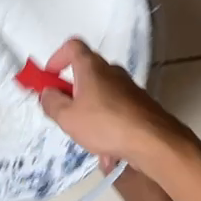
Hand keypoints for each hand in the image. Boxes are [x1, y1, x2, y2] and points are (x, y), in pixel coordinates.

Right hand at [38, 38, 184, 168]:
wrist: (152, 139)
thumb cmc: (105, 123)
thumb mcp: (68, 117)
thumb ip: (52, 103)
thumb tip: (47, 93)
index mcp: (91, 66)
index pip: (72, 46)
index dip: (57, 58)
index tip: (48, 77)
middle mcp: (111, 71)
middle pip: (86, 74)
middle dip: (73, 95)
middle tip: (66, 115)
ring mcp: (128, 87)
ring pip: (101, 97)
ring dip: (91, 117)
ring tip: (90, 143)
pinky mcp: (139, 104)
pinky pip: (116, 112)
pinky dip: (108, 128)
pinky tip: (110, 154)